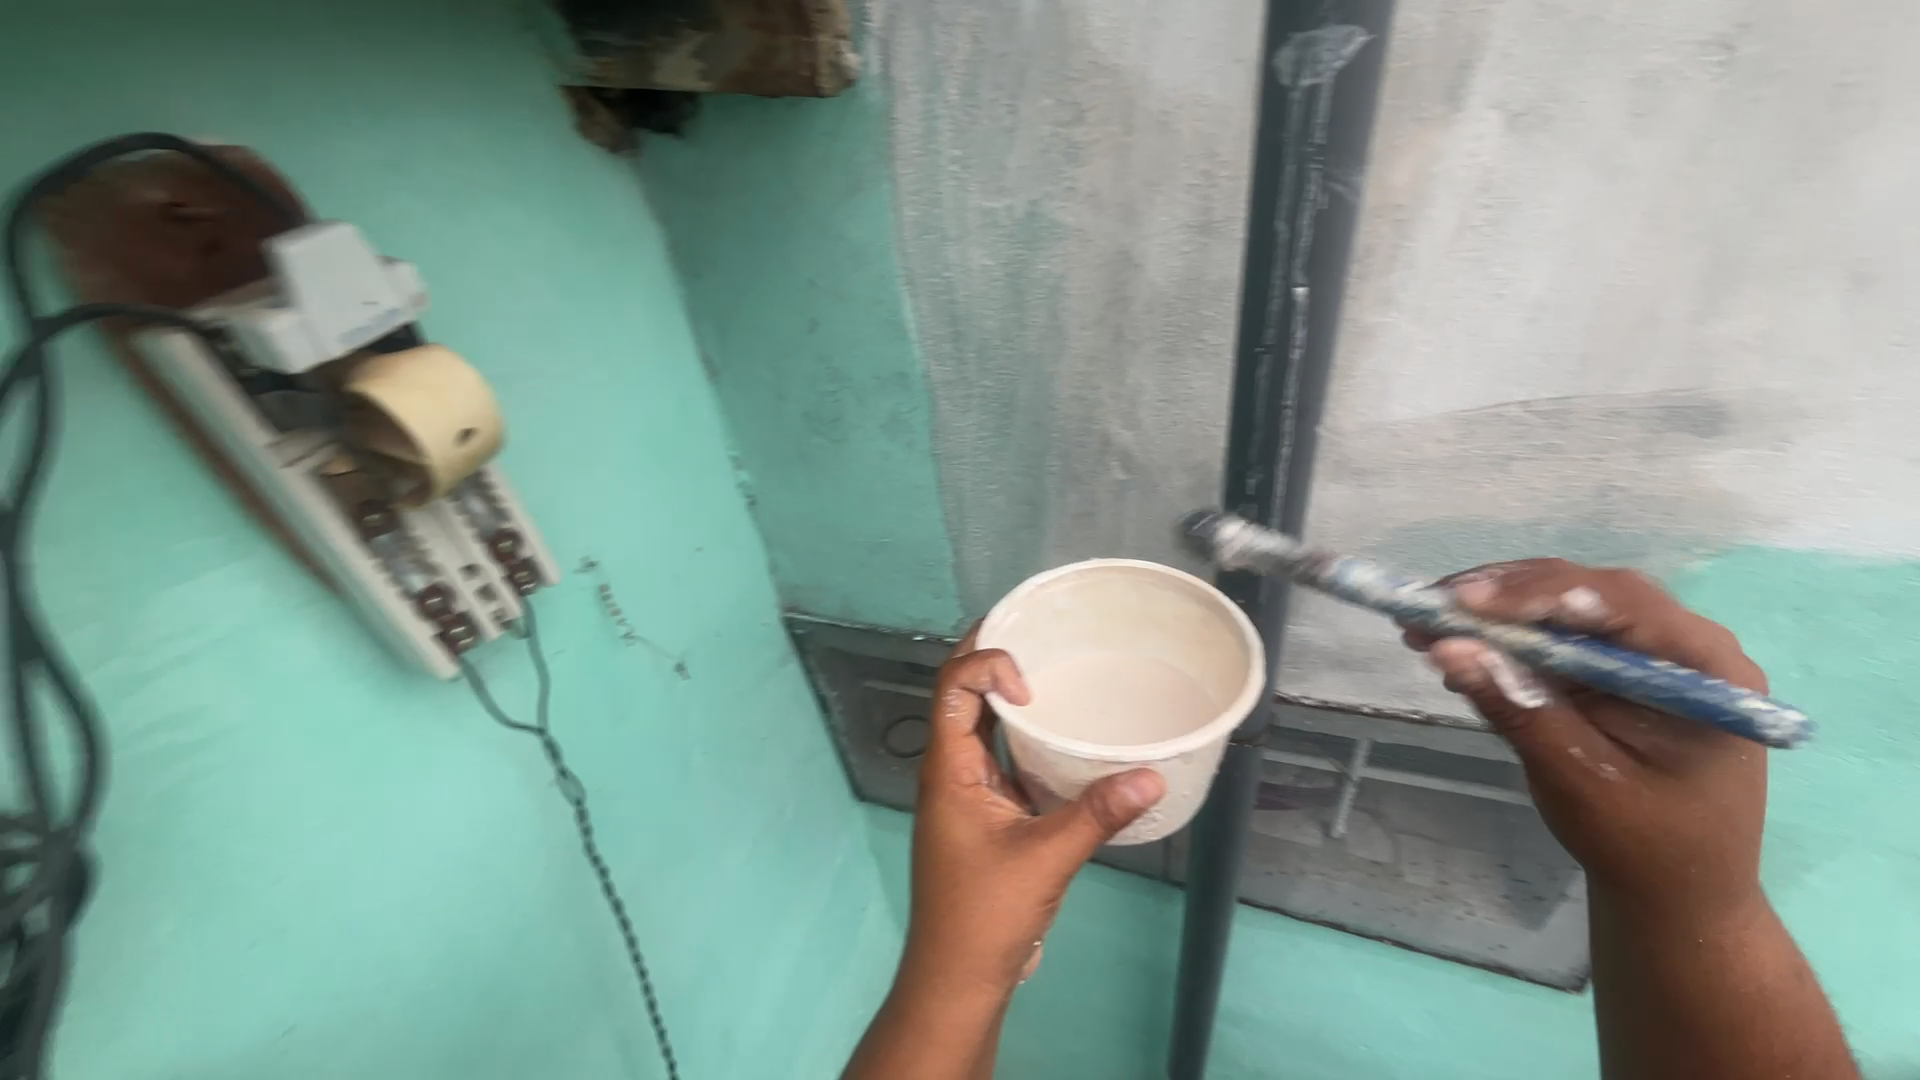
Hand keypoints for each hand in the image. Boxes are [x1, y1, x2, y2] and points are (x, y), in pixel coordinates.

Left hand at [902, 630, 1166, 995]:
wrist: (960, 975)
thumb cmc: (985, 913)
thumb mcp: (1046, 859)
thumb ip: (1097, 814)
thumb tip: (1152, 774)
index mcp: (949, 767)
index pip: (952, 687)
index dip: (985, 664)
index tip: (1032, 683)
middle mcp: (953, 767)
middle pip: (963, 694)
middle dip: (994, 658)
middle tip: (1041, 631)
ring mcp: (968, 788)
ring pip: (983, 723)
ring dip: (1009, 695)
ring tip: (1056, 668)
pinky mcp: (988, 809)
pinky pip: (1003, 754)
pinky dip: (1026, 734)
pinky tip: (1064, 732)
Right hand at [1403, 560, 1767, 915]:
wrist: (1672, 888)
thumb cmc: (1643, 842)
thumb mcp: (1576, 777)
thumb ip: (1518, 708)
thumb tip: (1446, 649)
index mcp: (1704, 669)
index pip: (1617, 601)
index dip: (1534, 593)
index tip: (1459, 602)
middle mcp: (1679, 646)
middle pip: (1583, 591)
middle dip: (1501, 595)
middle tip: (1428, 606)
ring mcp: (1641, 656)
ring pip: (1558, 607)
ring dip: (1489, 613)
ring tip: (1424, 626)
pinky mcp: (1607, 670)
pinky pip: (1548, 637)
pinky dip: (1497, 638)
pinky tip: (1455, 652)